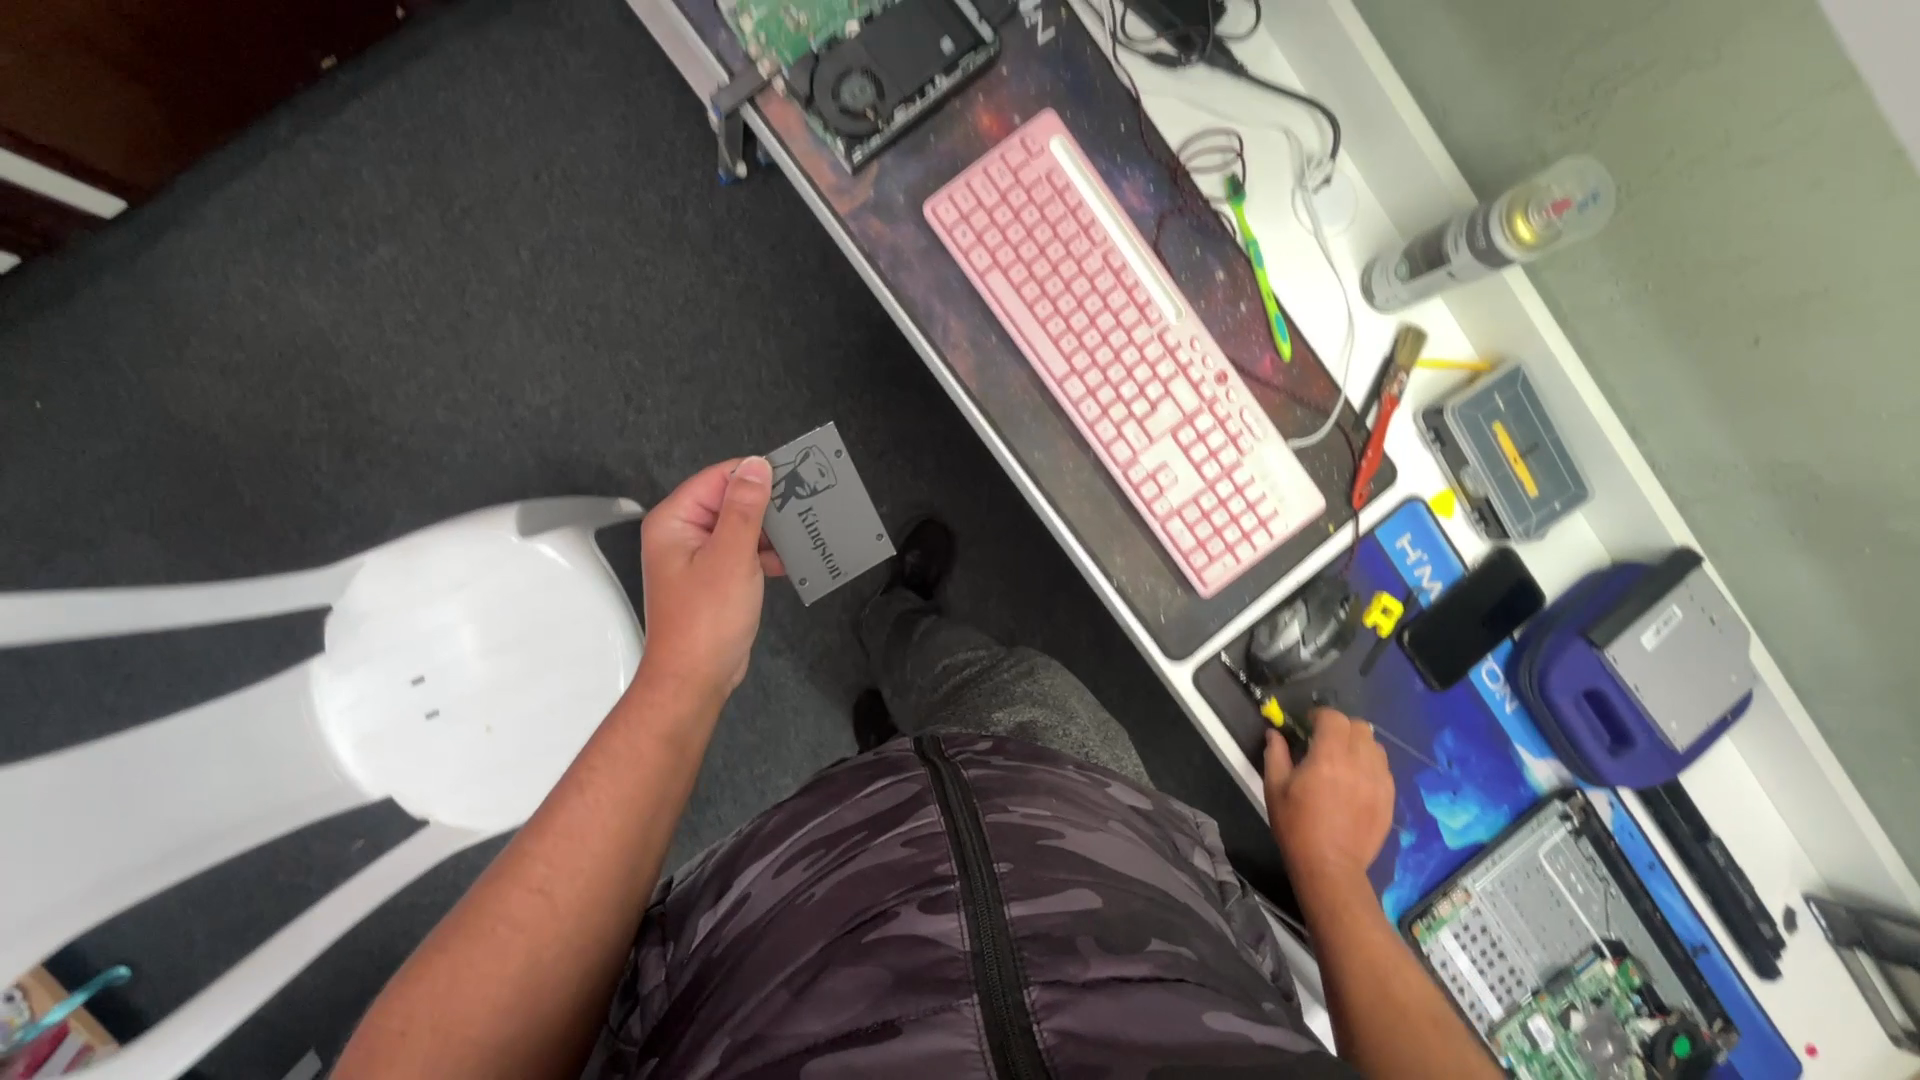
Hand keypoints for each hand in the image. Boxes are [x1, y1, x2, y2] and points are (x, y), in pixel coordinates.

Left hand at [638, 458, 784, 700]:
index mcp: (675, 521)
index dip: (755, 476)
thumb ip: (745, 509)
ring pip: (740, 527)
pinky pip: (742, 553)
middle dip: (766, 507)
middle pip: (730, 501)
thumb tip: (756, 467)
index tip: (792, 478)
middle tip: (803, 508)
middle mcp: (682, 534)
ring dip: (769, 533)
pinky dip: (764, 555)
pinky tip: (788, 562)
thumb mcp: (731, 556)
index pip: (719, 478)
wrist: (695, 679)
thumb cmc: (705, 622)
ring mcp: (698, 558)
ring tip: (800, 537)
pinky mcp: (714, 578)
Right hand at [1264, 707, 1393, 885]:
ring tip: (1343, 760)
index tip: (1308, 725)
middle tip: (1325, 742)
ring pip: (1375, 746)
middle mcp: (1359, 763)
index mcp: (1328, 757)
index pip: (1333, 718)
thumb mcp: (1275, 788)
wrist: (1330, 866)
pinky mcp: (1390, 798)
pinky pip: (1384, 768)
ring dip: (1358, 744)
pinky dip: (1370, 765)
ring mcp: (1379, 781)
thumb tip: (1274, 733)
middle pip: (1359, 727)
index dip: (1320, 716)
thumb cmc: (1296, 825)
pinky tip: (1356, 781)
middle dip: (1341, 727)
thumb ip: (1276, 754)